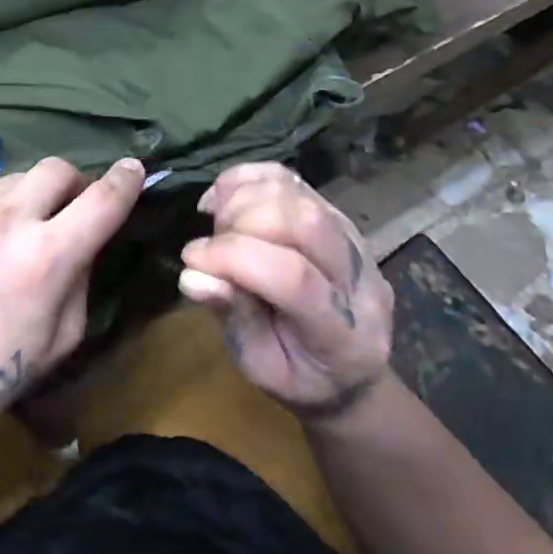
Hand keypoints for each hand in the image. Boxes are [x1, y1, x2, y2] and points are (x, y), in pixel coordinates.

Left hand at [0, 157, 143, 486]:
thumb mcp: (62, 336)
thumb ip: (82, 275)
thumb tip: (87, 235)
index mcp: (46, 256)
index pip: (102, 199)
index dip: (125, 179)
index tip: (132, 168)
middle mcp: (5, 218)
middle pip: (56, 167)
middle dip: (73, 185)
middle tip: (66, 212)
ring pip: (14, 179)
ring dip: (26, 200)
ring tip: (8, 239)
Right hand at [178, 162, 393, 420]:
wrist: (347, 370)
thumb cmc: (297, 375)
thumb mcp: (259, 367)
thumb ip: (233, 318)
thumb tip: (192, 276)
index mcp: (344, 333)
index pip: (294, 277)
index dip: (233, 258)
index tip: (191, 260)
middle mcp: (362, 278)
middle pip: (302, 221)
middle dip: (237, 223)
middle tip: (210, 247)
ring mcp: (356, 240)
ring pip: (296, 193)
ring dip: (240, 200)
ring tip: (218, 227)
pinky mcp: (337, 215)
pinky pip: (291, 178)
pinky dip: (246, 179)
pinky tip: (224, 201)